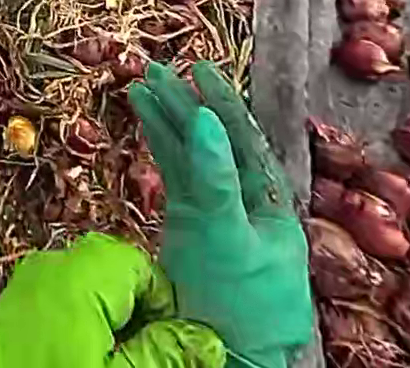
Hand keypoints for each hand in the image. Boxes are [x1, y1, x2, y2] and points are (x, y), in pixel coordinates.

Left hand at [0, 233, 224, 367]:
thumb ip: (164, 354)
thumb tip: (208, 338)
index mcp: (78, 273)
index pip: (137, 262)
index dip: (161, 302)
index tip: (167, 345)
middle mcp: (50, 264)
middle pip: (110, 269)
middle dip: (135, 308)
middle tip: (142, 356)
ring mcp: (26, 282)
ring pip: (84, 283)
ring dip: (107, 315)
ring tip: (113, 358)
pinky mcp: (10, 305)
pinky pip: (56, 296)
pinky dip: (77, 319)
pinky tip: (80, 354)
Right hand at [129, 62, 314, 367]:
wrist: (218, 353)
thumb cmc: (239, 303)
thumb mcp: (230, 237)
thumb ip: (216, 177)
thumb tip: (206, 119)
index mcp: (268, 201)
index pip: (245, 139)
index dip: (223, 102)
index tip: (199, 69)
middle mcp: (242, 196)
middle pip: (211, 139)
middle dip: (184, 104)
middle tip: (156, 69)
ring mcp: (212, 205)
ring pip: (188, 150)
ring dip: (166, 117)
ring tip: (141, 84)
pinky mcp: (186, 215)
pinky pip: (171, 168)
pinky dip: (157, 140)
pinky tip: (142, 114)